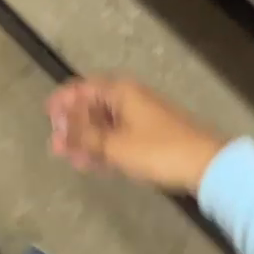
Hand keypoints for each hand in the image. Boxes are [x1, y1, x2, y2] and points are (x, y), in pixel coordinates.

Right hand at [46, 77, 227, 192]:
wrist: (206, 164)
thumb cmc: (158, 149)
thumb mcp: (116, 145)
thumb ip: (85, 137)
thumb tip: (58, 131)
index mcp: (119, 91)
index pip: (82, 89)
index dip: (63, 100)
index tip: (46, 115)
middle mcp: (128, 97)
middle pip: (92, 106)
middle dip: (73, 124)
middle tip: (56, 143)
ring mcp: (140, 116)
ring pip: (105, 124)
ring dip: (87, 138)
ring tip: (70, 157)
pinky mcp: (150, 135)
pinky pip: (117, 136)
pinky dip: (103, 146)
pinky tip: (92, 163)